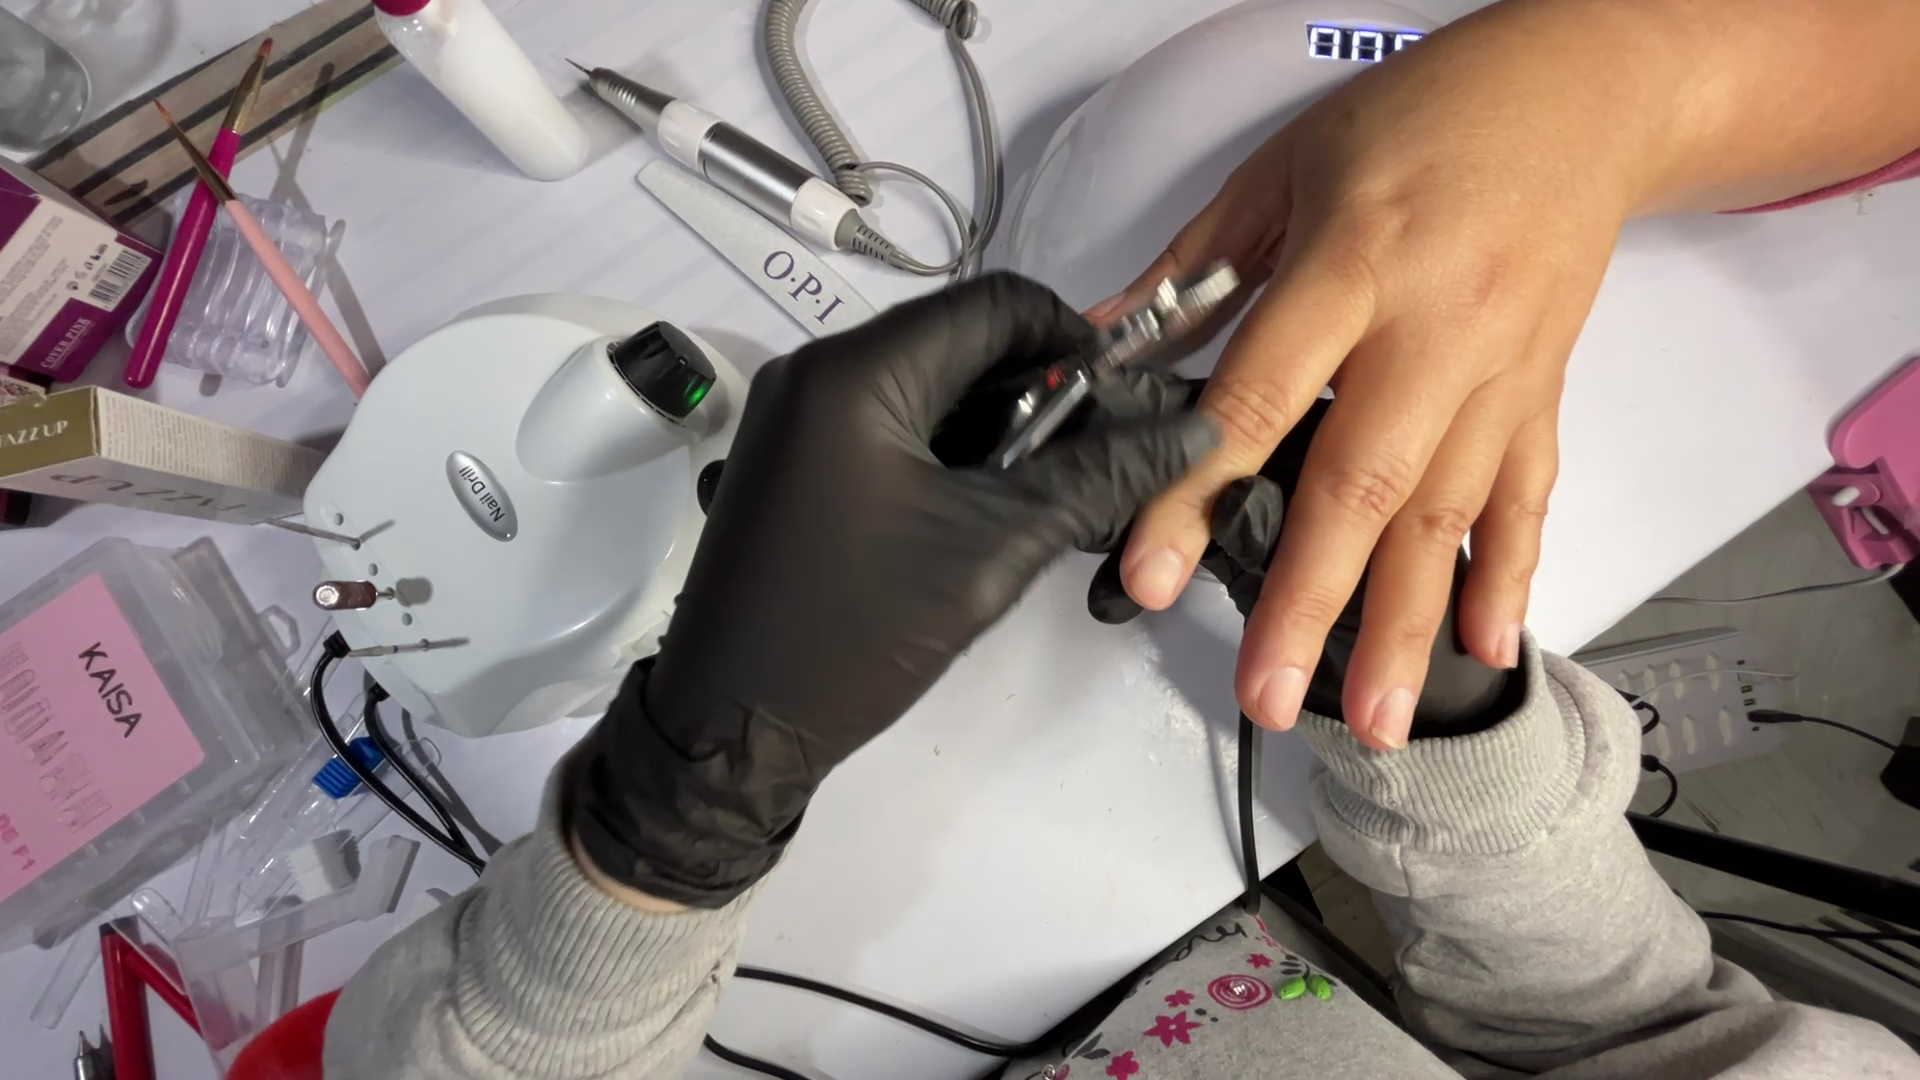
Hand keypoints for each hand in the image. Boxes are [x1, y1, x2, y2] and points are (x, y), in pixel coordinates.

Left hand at [567, 273, 1215, 905]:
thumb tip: (1192, 433)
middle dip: (1037, 389)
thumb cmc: (858, 635)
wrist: (732, 725)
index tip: (1122, 399)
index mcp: (858, 373)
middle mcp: (818, 368)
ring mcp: (797, 411)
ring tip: (1046, 483)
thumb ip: (1095, 479)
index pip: (996, 305)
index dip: (1074, 339)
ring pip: (926, 383)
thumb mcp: (990, 551)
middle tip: (1093, 452)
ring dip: (994, 422)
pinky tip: (982, 496)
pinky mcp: (793, 453)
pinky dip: (946, 446)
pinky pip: (887, 421)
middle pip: (959, 340)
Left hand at [1100, 10, 1650, 747]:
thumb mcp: (1278, 175)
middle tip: (1270, 695)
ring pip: (1449, 517)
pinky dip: (1507, 576)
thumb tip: (1104, 348)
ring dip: (1407, 627)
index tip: (1153, 573)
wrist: (1585, 86)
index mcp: (1353, 267)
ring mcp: (1500, 372)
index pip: (1256, 404)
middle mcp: (1435, 331)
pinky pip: (1528, 495)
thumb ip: (1188, 275)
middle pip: (1361, 488)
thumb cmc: (1421, 118)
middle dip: (1311, 606)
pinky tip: (1482, 646)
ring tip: (1375, 719)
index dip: (1197, 494)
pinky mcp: (1542, 393)